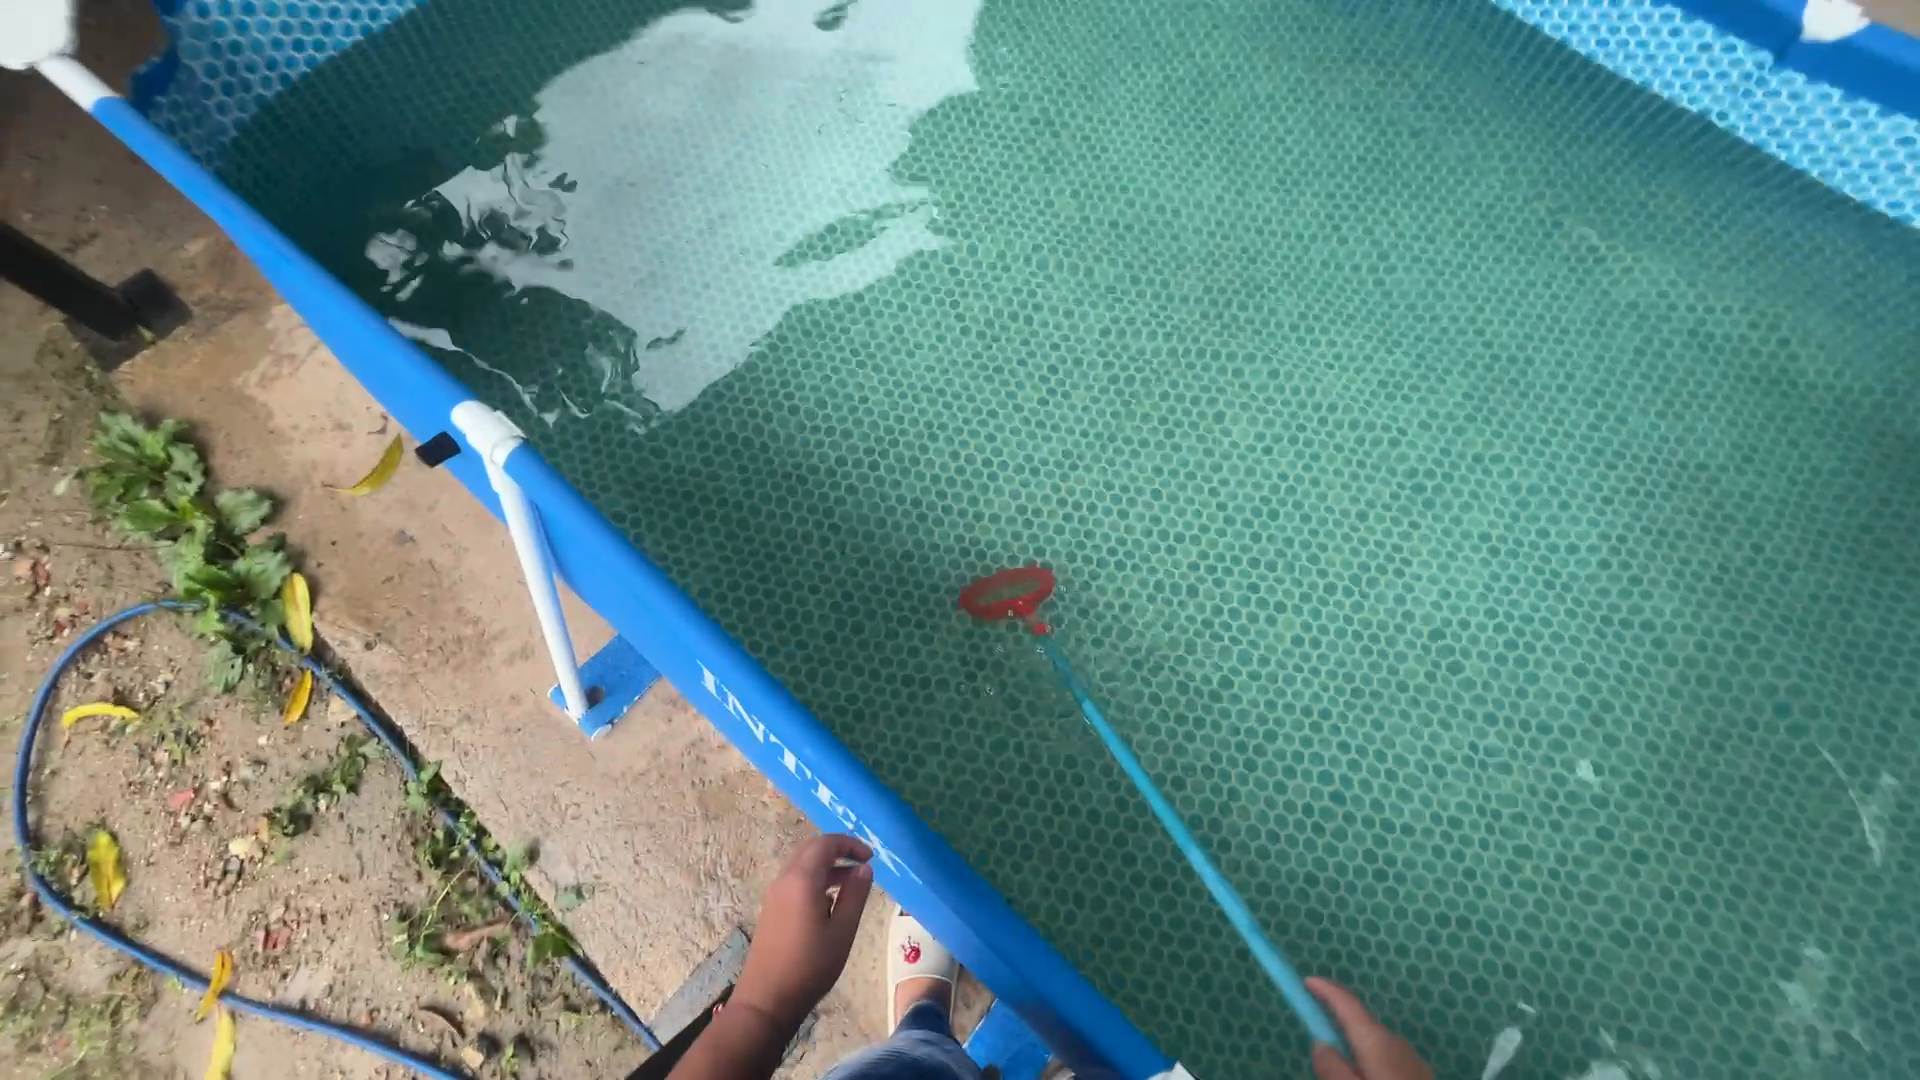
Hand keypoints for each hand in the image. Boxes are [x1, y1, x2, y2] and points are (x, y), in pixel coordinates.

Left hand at [732, 833, 875, 1030]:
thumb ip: (855, 895)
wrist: (766, 1001)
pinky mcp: (771, 910)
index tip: (870, 857)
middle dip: (838, 851)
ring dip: (827, 866)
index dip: (850, 844)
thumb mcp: (842, 931)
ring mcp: (774, 895)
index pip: (826, 843)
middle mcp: (784, 880)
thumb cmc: (810, 966)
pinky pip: (795, 881)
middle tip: (861, 864)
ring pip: (802, 866)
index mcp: (802, 880)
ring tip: (851, 884)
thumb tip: (864, 868)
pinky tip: (829, 903)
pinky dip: (815, 880)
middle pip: (811, 850)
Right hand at [1307, 977, 1433, 1079]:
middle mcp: (1396, 1043)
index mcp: (1376, 1040)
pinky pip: (1388, 1060)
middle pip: (1360, 1023)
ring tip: (1342, 1068)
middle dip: (1338, 1023)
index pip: (1346, 1001)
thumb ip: (1332, 1069)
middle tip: (1317, 1035)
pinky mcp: (1422, 1079)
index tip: (1305, 983)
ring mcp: (1413, 1062)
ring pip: (1375, 1043)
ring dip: (1355, 1046)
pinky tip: (1368, 1078)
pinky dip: (1371, 1061)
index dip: (1324, 989)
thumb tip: (1321, 1045)